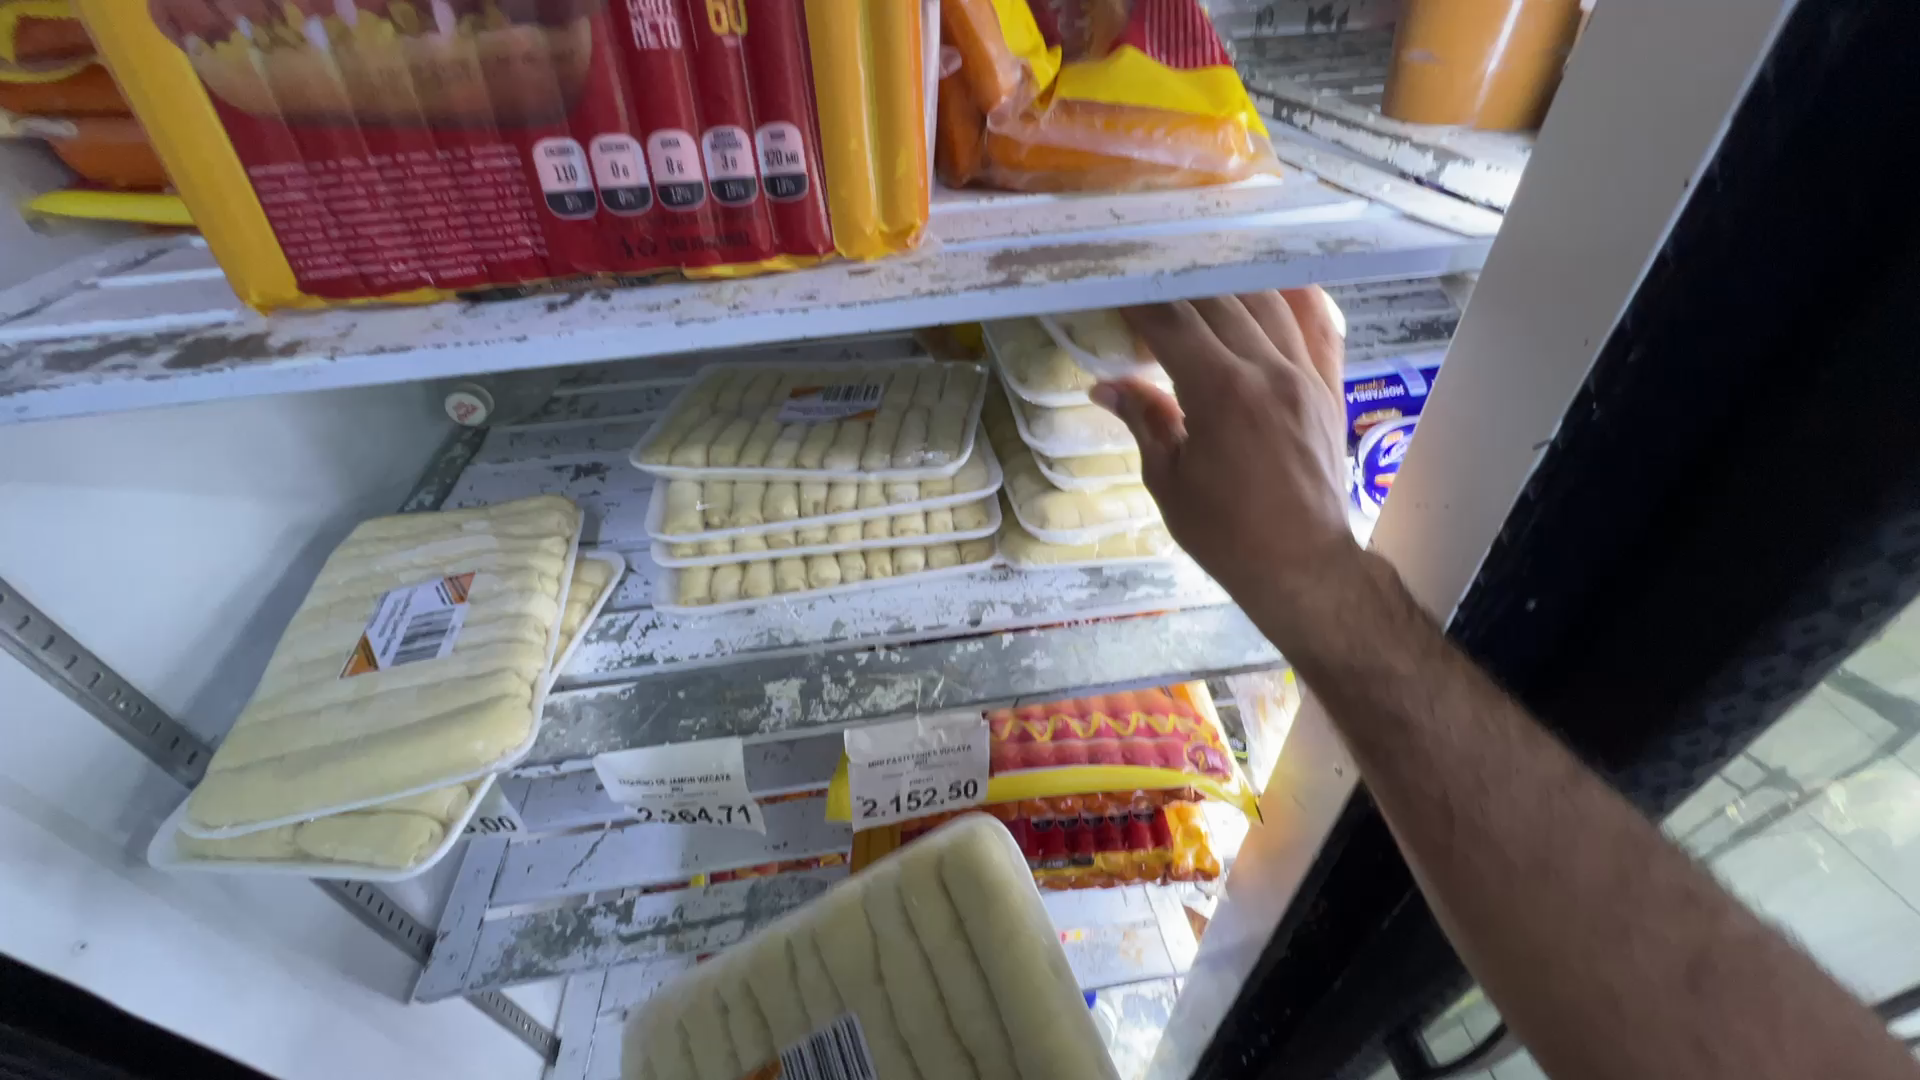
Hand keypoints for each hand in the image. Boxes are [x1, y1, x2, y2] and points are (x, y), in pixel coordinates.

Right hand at [1091, 290, 1359, 642]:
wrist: (1301, 564)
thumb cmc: (1224, 534)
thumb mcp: (1168, 481)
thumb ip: (1144, 421)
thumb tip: (1105, 386)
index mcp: (1221, 393)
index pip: (1173, 325)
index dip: (1141, 305)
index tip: (1117, 293)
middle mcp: (1268, 370)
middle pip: (1218, 302)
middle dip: (1177, 291)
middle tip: (1148, 292)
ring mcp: (1307, 374)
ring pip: (1267, 301)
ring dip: (1227, 287)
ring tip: (1196, 286)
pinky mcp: (1330, 386)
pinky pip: (1318, 324)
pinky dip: (1293, 297)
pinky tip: (1272, 285)